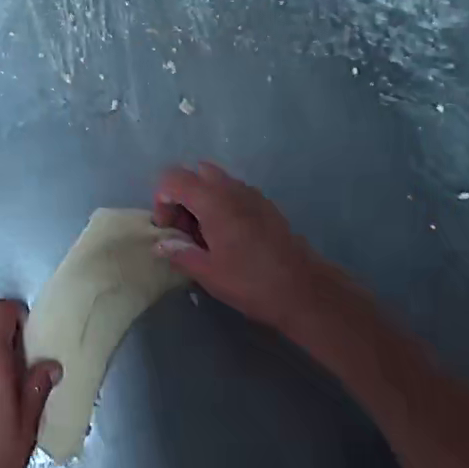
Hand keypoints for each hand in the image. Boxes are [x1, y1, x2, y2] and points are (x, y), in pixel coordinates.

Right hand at [152, 161, 330, 330]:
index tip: (168, 229)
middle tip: (185, 229)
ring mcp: (251, 194)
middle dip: (182, 195)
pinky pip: (234, 191)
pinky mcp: (266, 205)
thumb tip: (160, 245)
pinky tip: (229, 236)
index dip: (161, 200)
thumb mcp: (208, 273)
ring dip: (202, 199)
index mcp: (211, 200)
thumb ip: (179, 253)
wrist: (308, 293)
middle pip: (194, 174)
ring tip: (206, 234)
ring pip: (215, 180)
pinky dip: (222, 204)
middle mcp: (230, 188)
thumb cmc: (252, 282)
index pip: (172, 178)